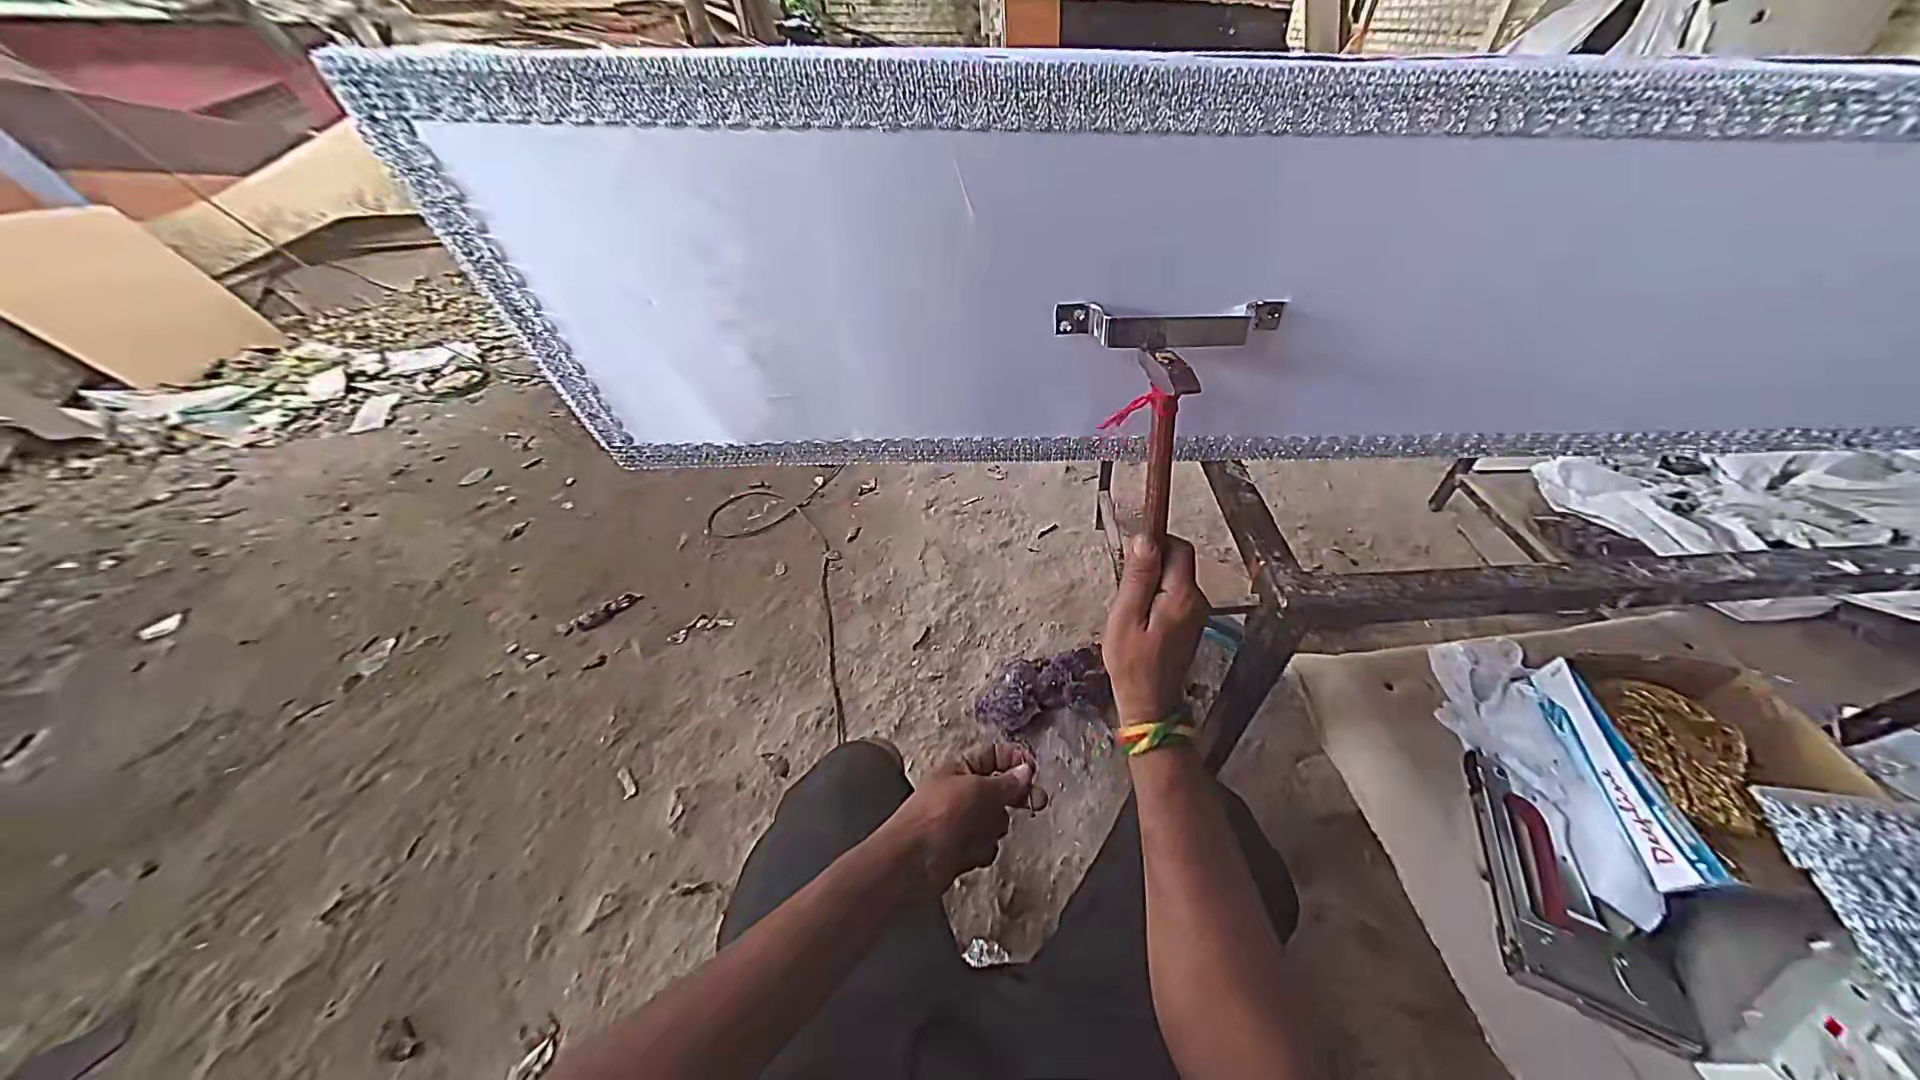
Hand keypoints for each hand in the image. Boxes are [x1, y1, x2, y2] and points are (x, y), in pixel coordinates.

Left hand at [876, 744, 1047, 899]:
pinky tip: (966, 850)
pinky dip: (980, 849)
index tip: (1033, 771)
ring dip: (991, 828)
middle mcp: (962, 793)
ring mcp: (963, 822)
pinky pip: (987, 845)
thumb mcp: (976, 789)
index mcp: (960, 769)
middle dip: (1015, 797)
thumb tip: (1025, 772)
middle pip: (1001, 791)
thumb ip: (1006, 782)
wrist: (911, 862)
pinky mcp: (963, 848)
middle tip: (1036, 802)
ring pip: (996, 821)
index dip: (1015, 762)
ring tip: (975, 830)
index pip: (995, 757)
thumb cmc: (935, 817)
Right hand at [1103, 533, 1209, 726]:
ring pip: (1174, 577)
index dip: (1155, 541)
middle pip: (1178, 560)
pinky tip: (1139, 616)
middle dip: (1150, 562)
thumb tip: (1145, 539)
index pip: (1177, 547)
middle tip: (1125, 586)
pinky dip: (1155, 595)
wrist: (1150, 704)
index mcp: (1182, 595)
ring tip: (1129, 606)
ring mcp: (1196, 612)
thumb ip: (1138, 577)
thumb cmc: (1132, 664)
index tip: (1131, 553)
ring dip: (1151, 580)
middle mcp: (1197, 600)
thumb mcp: (1126, 616)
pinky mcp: (1190, 622)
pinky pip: (1173, 594)